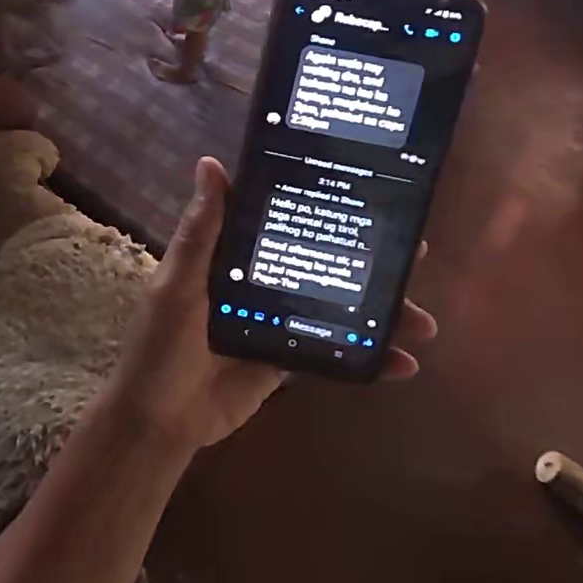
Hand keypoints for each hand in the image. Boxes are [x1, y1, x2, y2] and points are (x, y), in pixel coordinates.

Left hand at [104, 158, 437, 451]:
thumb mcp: (178, 284)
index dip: (318, 208)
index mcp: (229, 257)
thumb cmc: (162, 346)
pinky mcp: (285, 360)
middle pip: (317, 263)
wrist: (160, 420)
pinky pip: (331, 352)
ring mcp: (274, 322)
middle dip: (366, 261)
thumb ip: (201, 231)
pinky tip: (403, 363)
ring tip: (422, 320)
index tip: (367, 195)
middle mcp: (255, 282)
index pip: (278, 222)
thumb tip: (210, 163)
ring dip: (379, 312)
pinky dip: (367, 357)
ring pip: (333, 307)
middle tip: (414, 254)